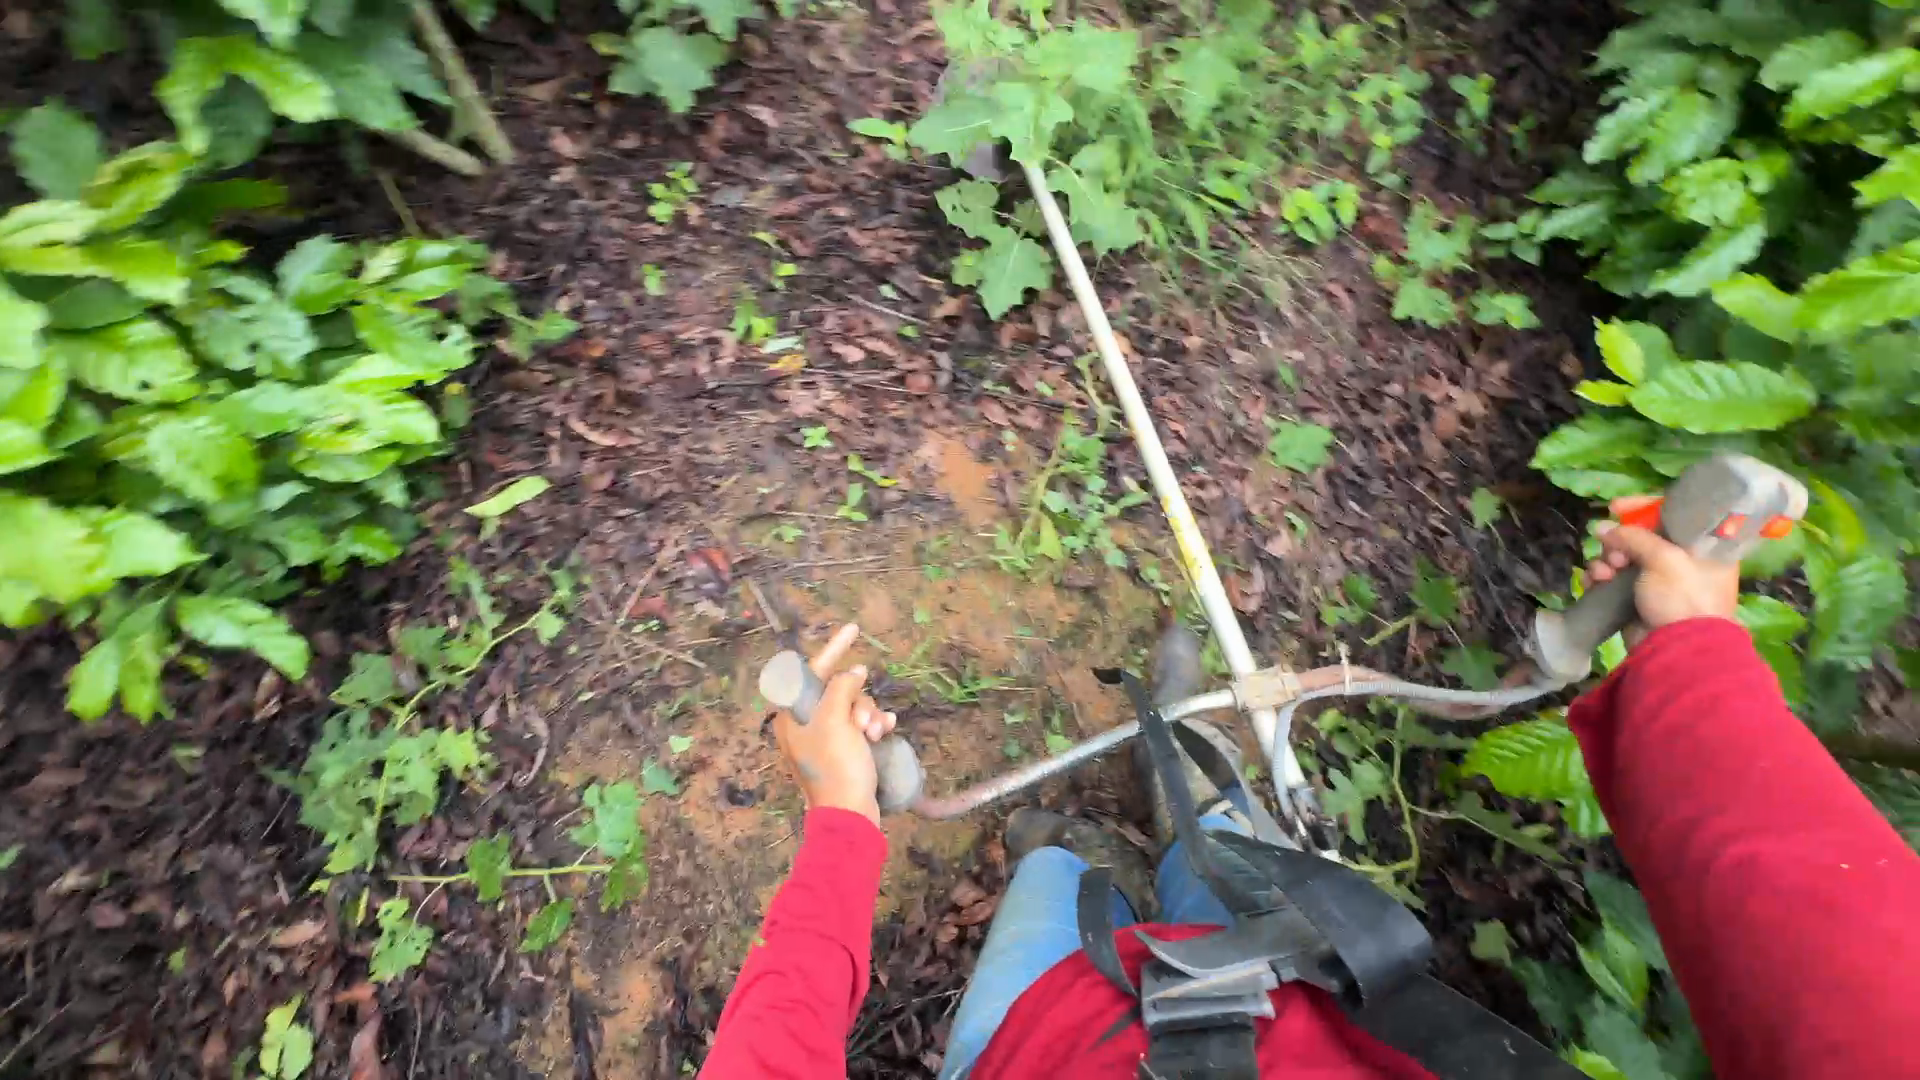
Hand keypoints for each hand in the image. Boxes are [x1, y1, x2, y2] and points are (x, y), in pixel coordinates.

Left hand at [771, 623, 897, 824]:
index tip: (854, 628)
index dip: (834, 648)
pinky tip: (886, 730)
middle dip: (859, 700)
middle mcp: (804, 724)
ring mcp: (825, 738)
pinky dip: (875, 723)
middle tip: (865, 723)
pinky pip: (862, 724)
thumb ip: (842, 687)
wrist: (849, 816)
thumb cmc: (836, 766)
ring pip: (854, 706)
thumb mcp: (835, 720)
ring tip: (876, 733)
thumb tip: (854, 672)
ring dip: (870, 714)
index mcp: (791, 715)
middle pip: (838, 689)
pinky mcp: (843, 751)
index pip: (811, 669)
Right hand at [1585, 496, 1740, 639]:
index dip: (1644, 508)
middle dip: (1619, 542)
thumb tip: (1602, 527)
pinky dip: (1599, 577)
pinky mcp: (1635, 596)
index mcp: (1702, 548)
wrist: (1677, 646)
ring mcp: (1656, 580)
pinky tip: (1595, 582)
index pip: (1674, 516)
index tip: (1616, 507)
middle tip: (1614, 554)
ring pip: (1620, 557)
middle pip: (1640, 537)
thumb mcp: (1665, 560)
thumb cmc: (1684, 598)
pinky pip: (1610, 577)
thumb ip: (1634, 538)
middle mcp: (1681, 561)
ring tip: (1604, 573)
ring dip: (1605, 560)